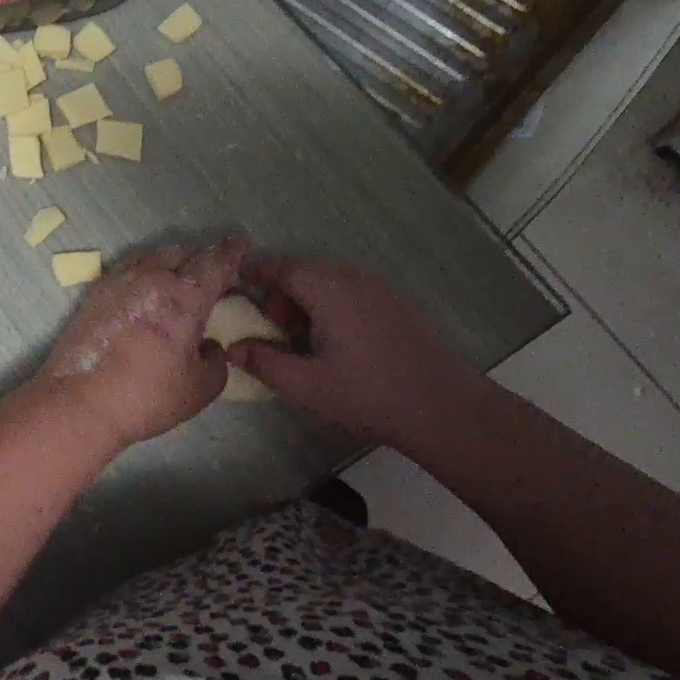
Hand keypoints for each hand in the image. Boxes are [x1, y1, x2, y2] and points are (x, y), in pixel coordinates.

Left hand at [27, 240, 248, 451]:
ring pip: (150, 258)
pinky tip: (143, 292)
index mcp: (183, 298)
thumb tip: (208, 346)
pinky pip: (126, 271)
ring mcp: (117, 283)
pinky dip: (142, 274)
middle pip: (181, 253)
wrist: (79, 402)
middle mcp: (150, 279)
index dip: (231, 253)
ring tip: (177, 280)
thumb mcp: (199, 388)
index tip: (240, 245)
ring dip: (169, 263)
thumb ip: (216, 362)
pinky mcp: (93, 295)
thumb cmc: (146, 397)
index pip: (214, 263)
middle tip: (210, 273)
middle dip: (200, 258)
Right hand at [227, 256, 496, 446]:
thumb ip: (263, 362)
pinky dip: (333, 305)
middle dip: (281, 292)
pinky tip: (338, 343)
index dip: (255, 273)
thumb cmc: (369, 395)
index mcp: (329, 292)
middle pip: (306, 272)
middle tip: (272, 326)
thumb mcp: (304, 386)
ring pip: (331, 282)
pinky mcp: (400, 306)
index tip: (234, 281)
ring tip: (303, 338)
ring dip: (308, 300)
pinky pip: (353, 292)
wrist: (446, 410)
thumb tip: (232, 347)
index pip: (282, 269)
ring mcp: (382, 291)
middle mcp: (355, 280)